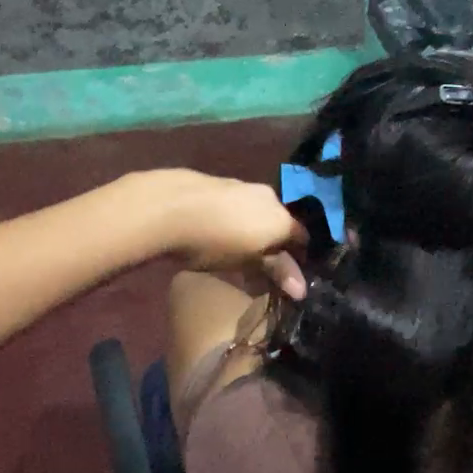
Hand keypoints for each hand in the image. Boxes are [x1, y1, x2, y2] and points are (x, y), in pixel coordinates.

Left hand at [119, 171, 308, 298]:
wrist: (169, 205)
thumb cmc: (214, 241)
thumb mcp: (246, 262)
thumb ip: (276, 271)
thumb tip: (302, 289)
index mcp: (282, 218)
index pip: (303, 239)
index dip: (298, 258)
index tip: (286, 277)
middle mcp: (269, 197)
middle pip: (280, 224)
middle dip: (273, 245)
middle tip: (259, 268)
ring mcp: (244, 186)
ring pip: (258, 212)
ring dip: (253, 230)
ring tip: (235, 251)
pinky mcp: (222, 183)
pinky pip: (238, 205)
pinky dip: (236, 219)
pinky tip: (217, 231)